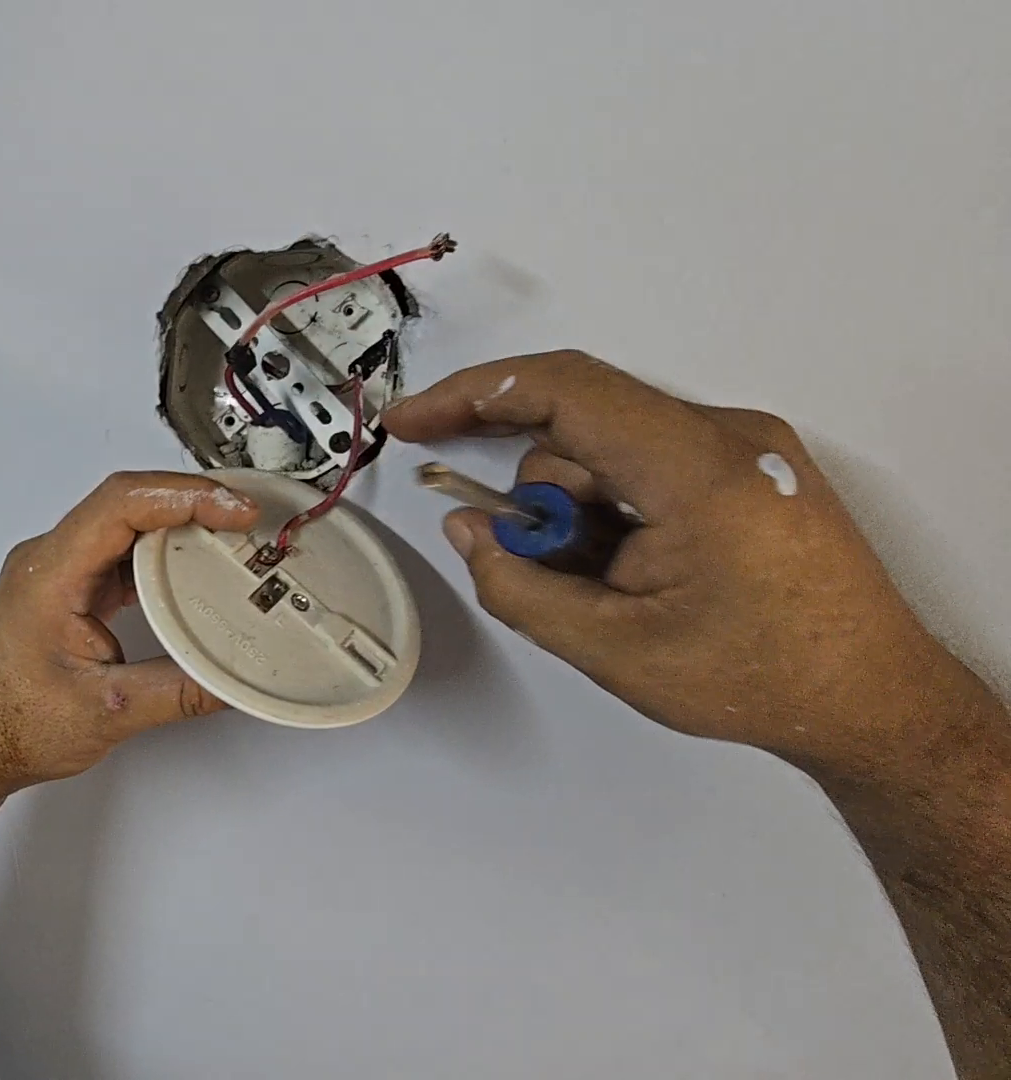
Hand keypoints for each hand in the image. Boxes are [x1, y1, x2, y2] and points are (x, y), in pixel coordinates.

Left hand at [0, 472, 259, 801]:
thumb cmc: (10, 723)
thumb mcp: (106, 712)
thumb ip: (177, 692)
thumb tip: (229, 675)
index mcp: (46, 577)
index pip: (119, 507)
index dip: (182, 497)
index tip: (229, 507)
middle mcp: (47, 563)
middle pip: (124, 503)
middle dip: (188, 499)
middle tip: (241, 514)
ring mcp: (56, 572)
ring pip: (123, 524)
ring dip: (175, 523)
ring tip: (225, 532)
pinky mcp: (68, 588)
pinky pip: (118, 551)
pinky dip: (159, 551)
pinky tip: (189, 563)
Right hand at [382, 351, 985, 771]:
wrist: (874, 701)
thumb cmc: (758, 678)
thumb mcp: (609, 648)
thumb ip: (515, 586)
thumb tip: (465, 529)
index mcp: (700, 472)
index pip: (566, 392)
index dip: (471, 396)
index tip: (409, 422)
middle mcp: (722, 439)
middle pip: (573, 421)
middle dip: (517, 478)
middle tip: (491, 533)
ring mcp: (731, 450)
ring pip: (594, 450)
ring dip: (559, 510)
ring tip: (586, 581)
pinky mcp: (729, 469)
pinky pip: (625, 465)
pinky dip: (590, 510)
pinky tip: (608, 564)